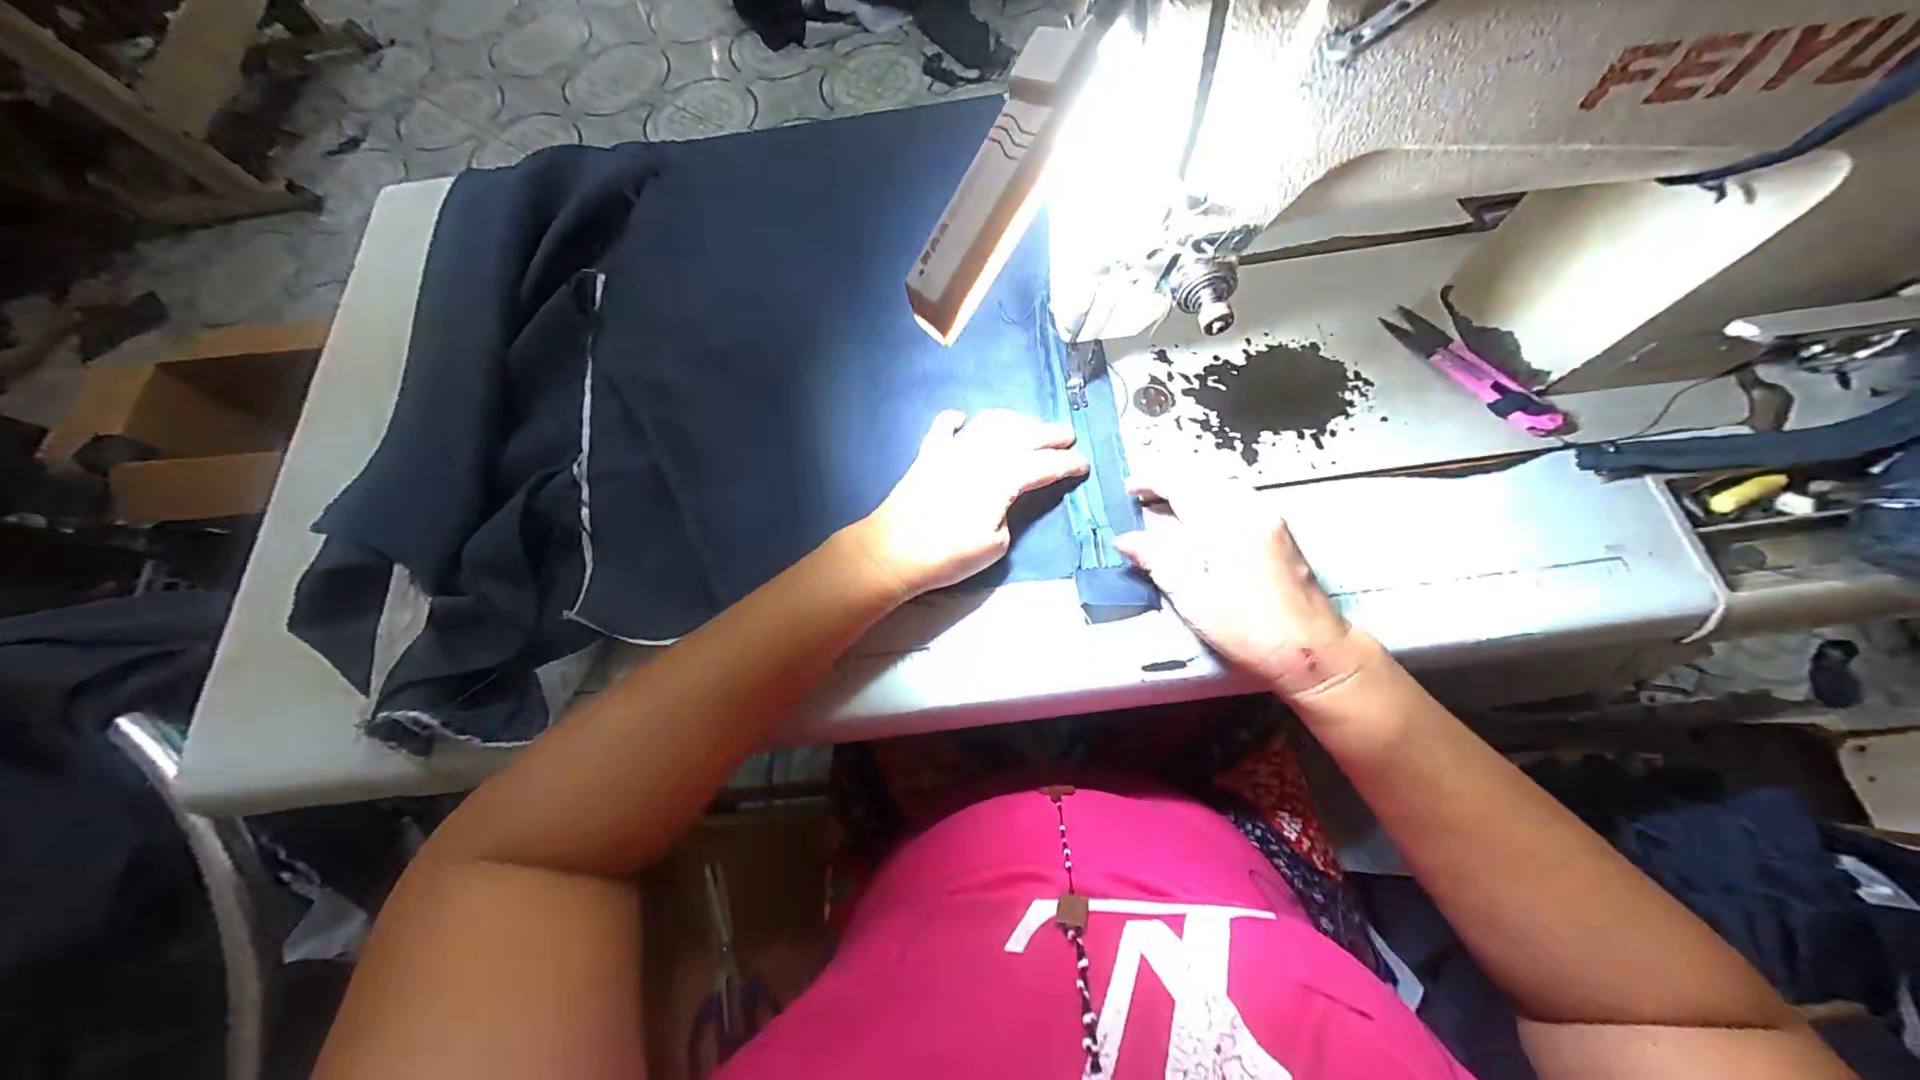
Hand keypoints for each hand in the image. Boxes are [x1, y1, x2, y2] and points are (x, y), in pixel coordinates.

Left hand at [850, 410, 1088, 598]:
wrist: (892, 551)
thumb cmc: (948, 555)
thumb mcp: (995, 544)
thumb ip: (1009, 514)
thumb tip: (1005, 500)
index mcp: (1002, 478)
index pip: (1044, 465)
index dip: (1068, 464)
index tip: (1084, 464)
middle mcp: (981, 454)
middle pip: (1023, 435)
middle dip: (1050, 433)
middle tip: (1068, 435)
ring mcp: (952, 450)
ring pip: (989, 423)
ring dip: (1014, 420)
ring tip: (1028, 425)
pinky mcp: (928, 455)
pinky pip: (943, 428)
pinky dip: (955, 420)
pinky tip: (962, 418)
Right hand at [1113, 474, 1367, 698]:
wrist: (1309, 648)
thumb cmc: (1246, 625)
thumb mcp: (1188, 592)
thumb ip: (1154, 556)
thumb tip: (1125, 538)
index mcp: (1225, 519)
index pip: (1180, 483)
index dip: (1150, 481)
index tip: (1129, 489)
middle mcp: (1249, 508)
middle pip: (1202, 480)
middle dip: (1169, 485)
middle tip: (1142, 499)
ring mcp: (1267, 519)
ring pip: (1221, 489)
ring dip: (1190, 494)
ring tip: (1167, 512)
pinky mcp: (1277, 533)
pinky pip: (1235, 502)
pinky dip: (1209, 505)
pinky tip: (1199, 526)